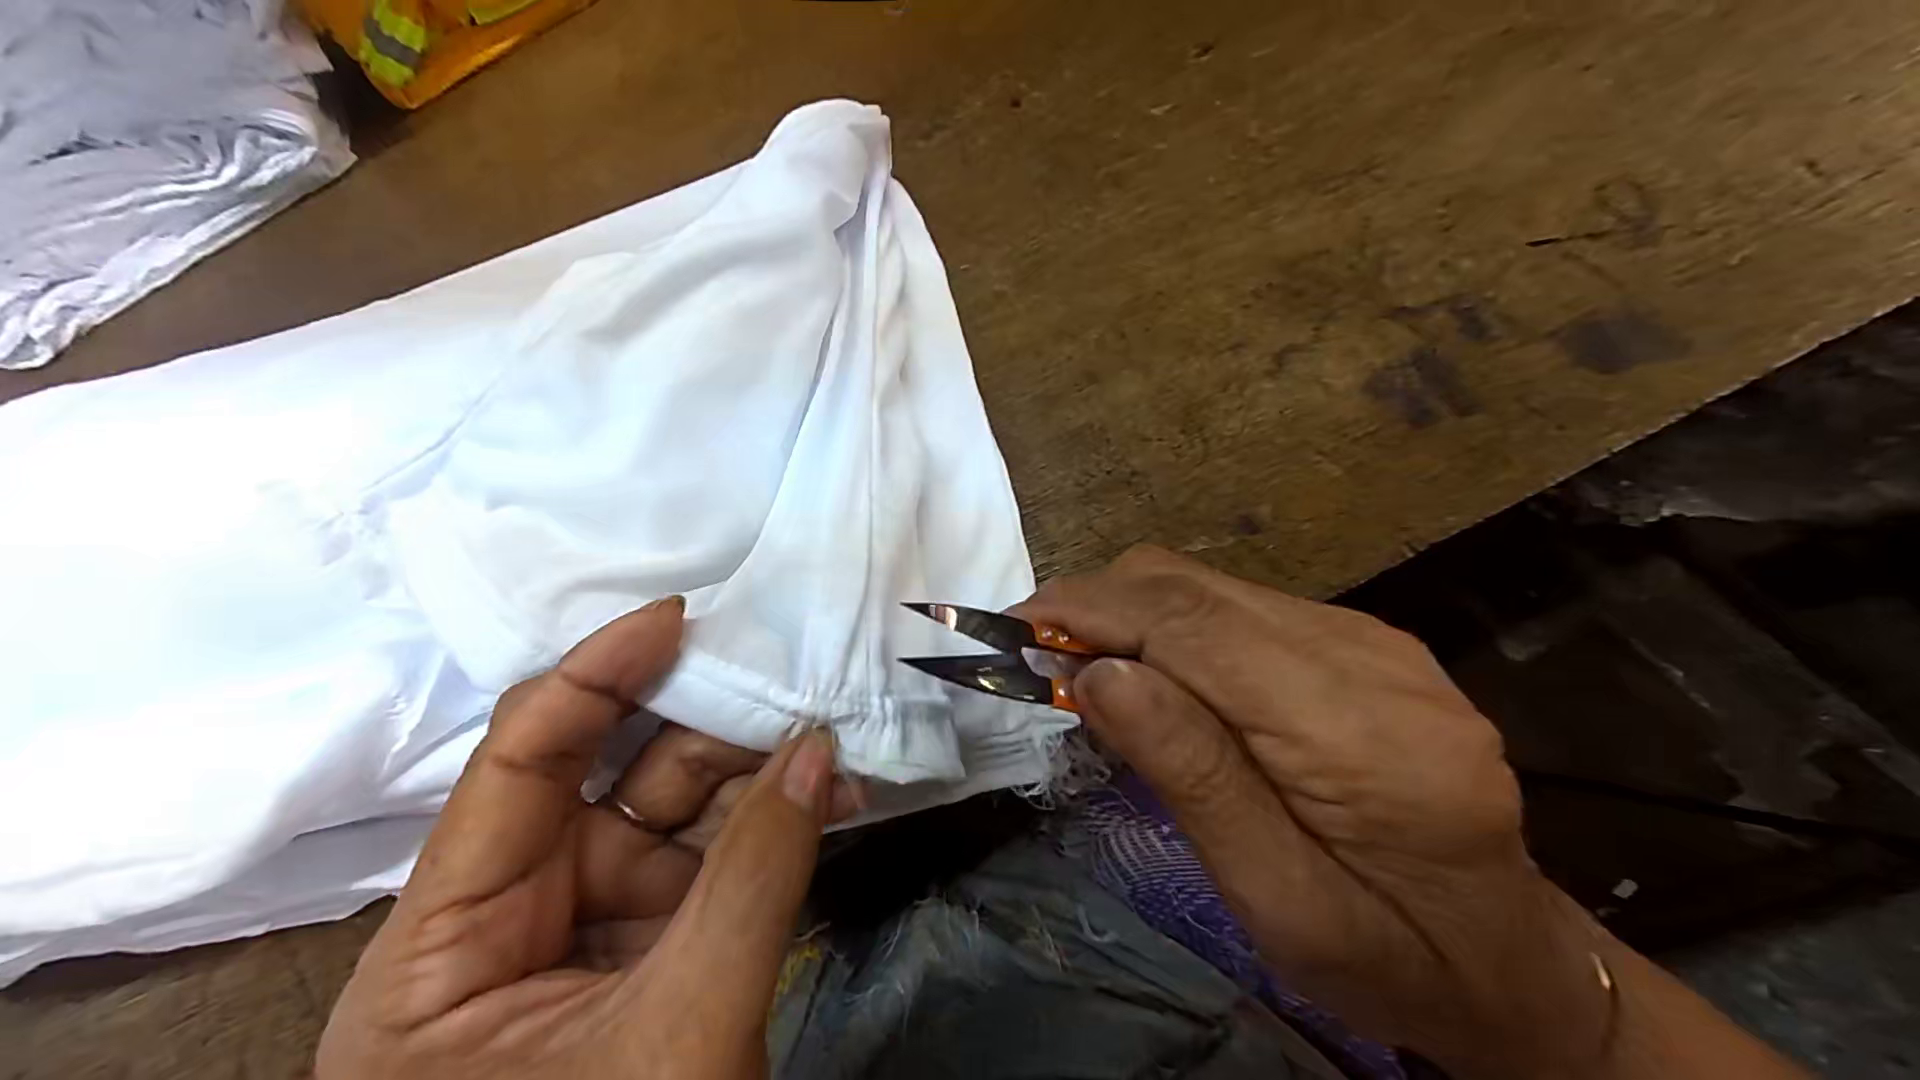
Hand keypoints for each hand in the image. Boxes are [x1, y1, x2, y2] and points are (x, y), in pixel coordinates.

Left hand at [316, 597, 854, 1079]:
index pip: (519, 764)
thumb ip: (750, 885)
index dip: (593, 677)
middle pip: (612, 773)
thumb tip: (817, 752)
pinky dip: (776, 823)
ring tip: (832, 747)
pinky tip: (831, 800)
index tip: (674, 619)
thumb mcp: (675, 1038)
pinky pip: (721, 855)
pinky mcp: (663, 941)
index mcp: (445, 945)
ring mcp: (598, 925)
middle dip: (703, 723)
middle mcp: (518, 914)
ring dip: (759, 771)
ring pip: (681, 809)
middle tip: (781, 681)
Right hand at [1016, 547, 1611, 1078]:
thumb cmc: (1389, 958)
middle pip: (1193, 587)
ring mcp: (1367, 638)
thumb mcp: (1279, 904)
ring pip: (1205, 585)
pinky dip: (1165, 624)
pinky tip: (1147, 672)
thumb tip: (1100, 672)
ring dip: (1125, 612)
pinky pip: (1231, 605)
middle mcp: (1369, 656)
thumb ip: (1194, 778)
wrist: (1512, 957)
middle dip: (1094, 604)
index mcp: (1360, 733)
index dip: (1091, 612)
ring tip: (1076, 664)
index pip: (1194, 626)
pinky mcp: (1354, 640)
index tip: (1013, 627)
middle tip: (1031, 651)